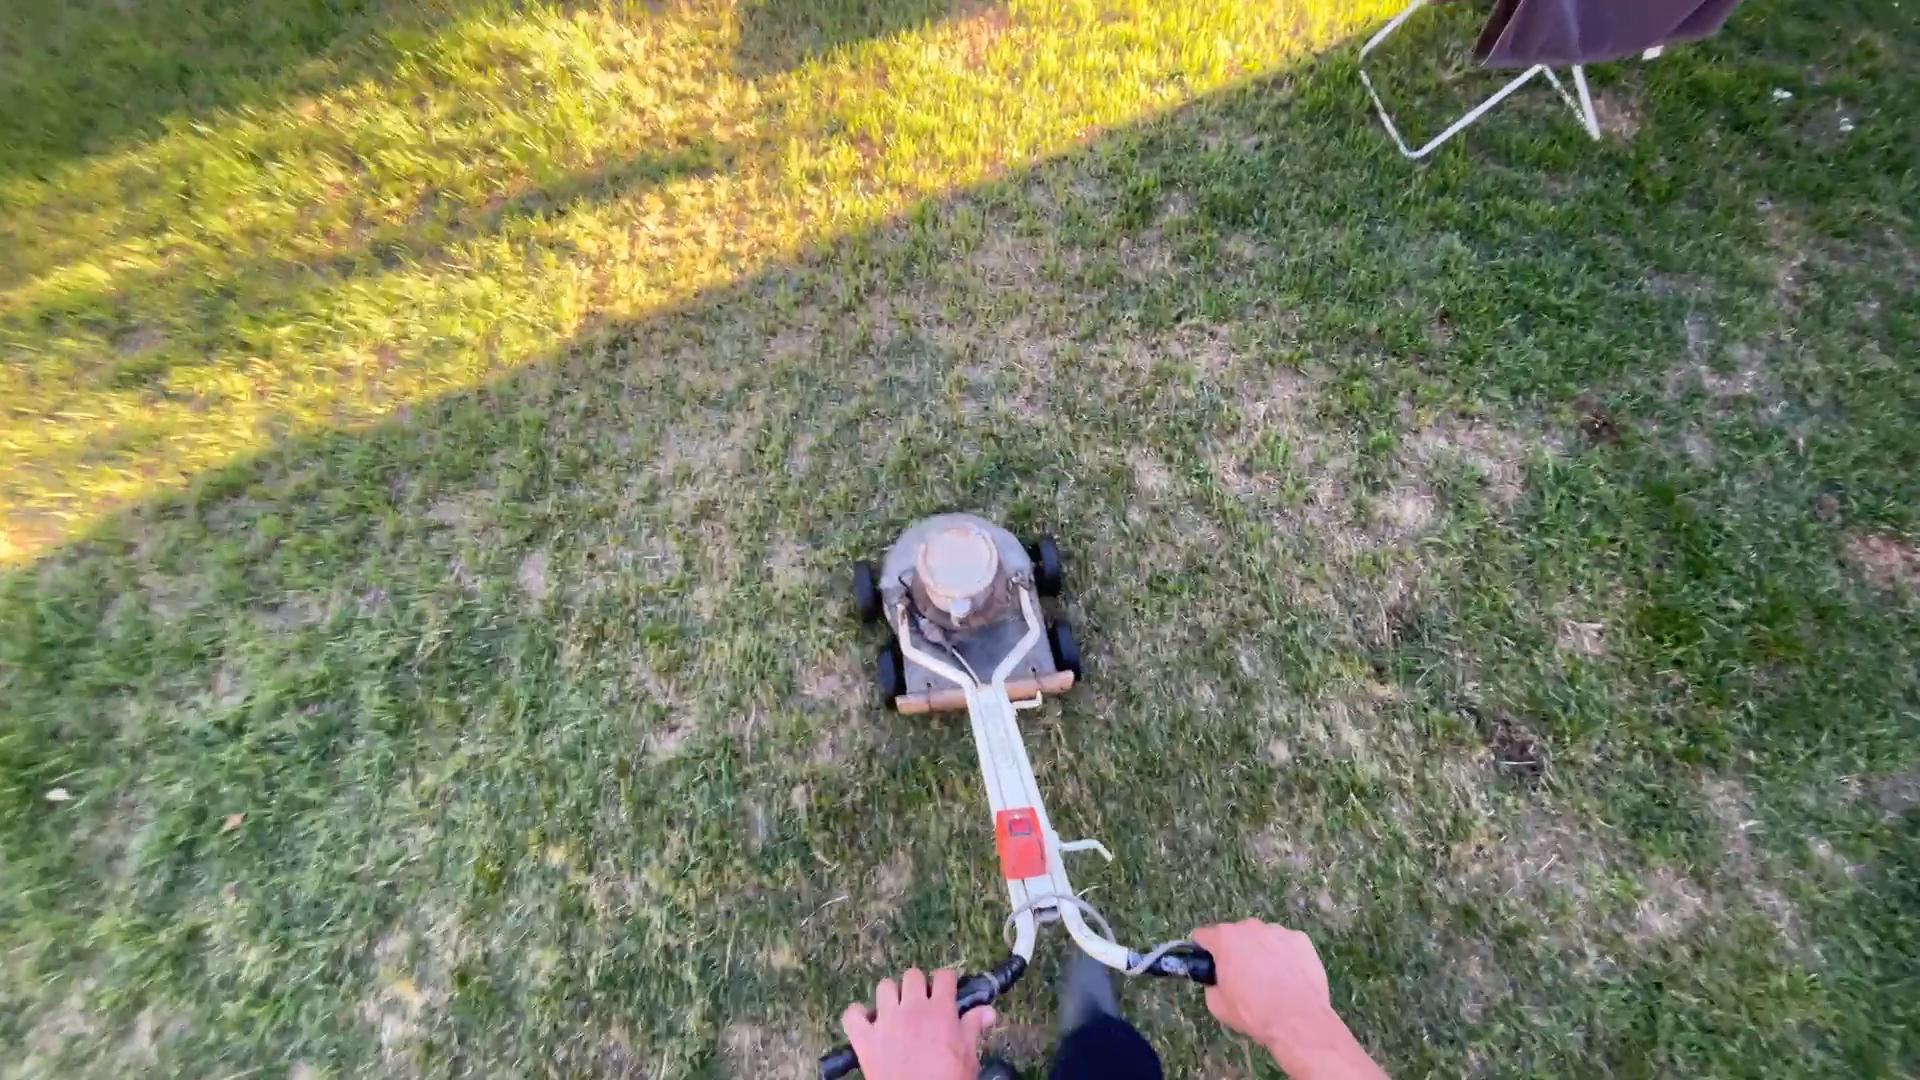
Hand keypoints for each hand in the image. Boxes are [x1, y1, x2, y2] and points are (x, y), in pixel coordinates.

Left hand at [840, 968, 996, 1079]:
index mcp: (940, 1010)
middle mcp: (912, 1007)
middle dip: (918, 988)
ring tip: (896, 1014)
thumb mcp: (968, 1058)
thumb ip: (973, 1028)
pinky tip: (868, 1025)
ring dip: (891, 998)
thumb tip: (988, 1010)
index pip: (944, 976)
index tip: (947, 993)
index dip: (946, 983)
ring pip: (884, 987)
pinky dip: (858, 1017)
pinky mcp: (865, 1040)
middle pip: (913, 975)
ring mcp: (886, 1021)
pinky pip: (852, 1015)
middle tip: (922, 1006)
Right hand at [1192, 920, 1386, 1079]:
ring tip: (1273, 980)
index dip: (1205, 952)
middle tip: (1245, 979)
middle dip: (1236, 952)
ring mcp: (1276, 931)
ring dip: (1261, 952)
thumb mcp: (1218, 1006)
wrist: (1300, 1024)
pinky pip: (1286, 944)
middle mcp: (1248, 927)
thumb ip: (1211, 984)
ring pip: (1262, 938)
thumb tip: (1217, 979)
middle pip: (1235, 935)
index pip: (1203, 936)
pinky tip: (1291, 977)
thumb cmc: (1255, 1014)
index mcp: (1224, 938)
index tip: (1212, 967)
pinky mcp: (1300, 939)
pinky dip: (1285, 956)